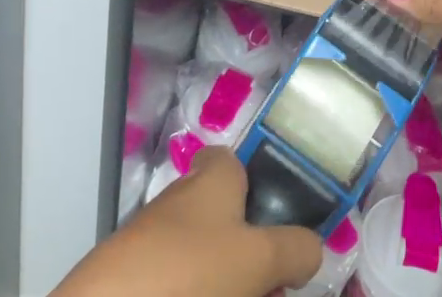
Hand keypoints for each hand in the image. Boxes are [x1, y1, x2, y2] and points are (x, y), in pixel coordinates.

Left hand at [54, 147, 320, 296]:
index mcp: (209, 181)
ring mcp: (150, 242)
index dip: (250, 176)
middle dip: (244, 239)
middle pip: (217, 211)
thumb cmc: (190, 270)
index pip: (227, 158)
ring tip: (246, 292)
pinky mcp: (130, 277)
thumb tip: (311, 246)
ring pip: (196, 248)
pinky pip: (174, 276)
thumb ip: (294, 248)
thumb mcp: (260, 259)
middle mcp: (178, 202)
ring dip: (220, 269)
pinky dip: (192, 286)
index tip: (273, 209)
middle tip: (271, 274)